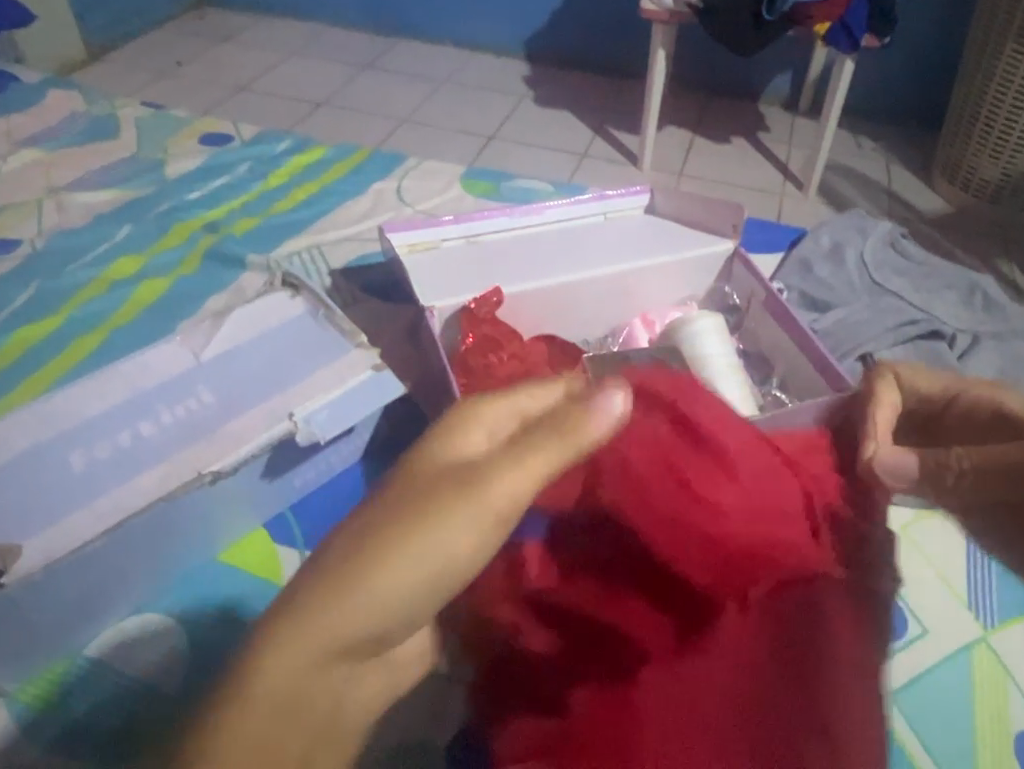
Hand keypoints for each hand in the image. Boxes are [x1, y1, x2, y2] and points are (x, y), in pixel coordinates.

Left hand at [173, 374, 631, 768]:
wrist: (349, 639)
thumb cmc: (421, 544)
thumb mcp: (495, 485)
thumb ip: (560, 438)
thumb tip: (626, 384)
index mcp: (479, 419)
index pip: (558, 387)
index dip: (609, 392)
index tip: (673, 407)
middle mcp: (479, 447)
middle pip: (552, 428)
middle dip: (603, 436)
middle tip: (675, 453)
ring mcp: (476, 496)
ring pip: (544, 474)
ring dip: (587, 478)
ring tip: (655, 486)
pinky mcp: (477, 542)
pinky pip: (532, 517)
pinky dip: (565, 516)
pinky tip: (605, 527)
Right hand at [855, 361, 1023, 656]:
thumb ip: (966, 466)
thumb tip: (873, 464)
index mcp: (980, 403)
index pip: (895, 382)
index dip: (869, 411)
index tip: (864, 466)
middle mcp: (956, 429)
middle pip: (881, 412)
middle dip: (850, 435)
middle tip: (838, 485)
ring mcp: (955, 473)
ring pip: (884, 452)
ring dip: (856, 468)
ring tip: (840, 504)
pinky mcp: (958, 514)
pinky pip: (902, 493)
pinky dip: (875, 500)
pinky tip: (862, 521)